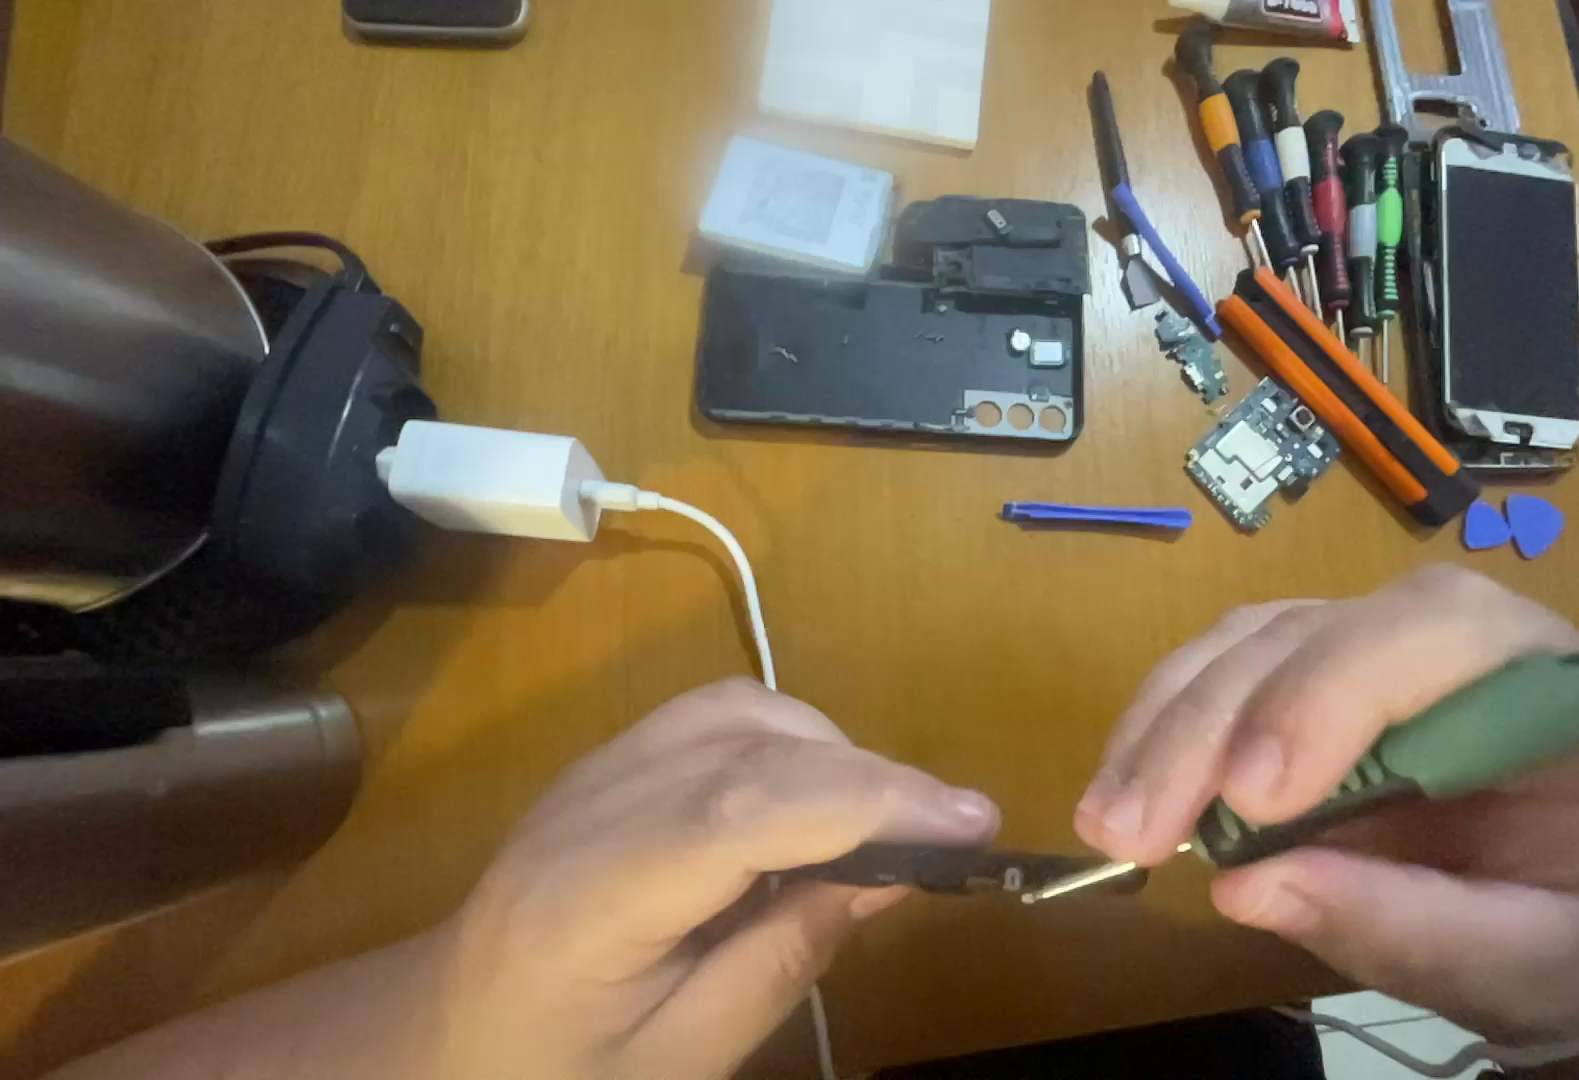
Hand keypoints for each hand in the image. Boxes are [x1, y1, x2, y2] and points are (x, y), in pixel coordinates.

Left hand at [435, 678, 999, 1078]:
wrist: (433, 1035)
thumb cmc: (551, 1073)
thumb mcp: (675, 1062)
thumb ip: (784, 960)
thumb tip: (892, 875)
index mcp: (589, 897)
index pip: (745, 811)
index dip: (868, 800)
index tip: (969, 821)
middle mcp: (593, 801)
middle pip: (756, 747)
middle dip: (875, 777)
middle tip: (956, 824)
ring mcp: (601, 761)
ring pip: (749, 710)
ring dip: (837, 753)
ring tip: (882, 817)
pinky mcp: (619, 750)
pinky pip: (727, 711)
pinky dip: (796, 736)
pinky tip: (815, 787)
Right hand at [1073, 566, 1578, 1041]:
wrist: (1554, 891)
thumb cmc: (1572, 922)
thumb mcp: (1527, 959)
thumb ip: (1406, 925)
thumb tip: (1244, 889)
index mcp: (1539, 677)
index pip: (1429, 636)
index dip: (1328, 699)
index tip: (1251, 802)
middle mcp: (1431, 628)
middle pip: (1299, 642)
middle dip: (1207, 734)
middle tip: (1133, 833)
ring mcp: (1347, 635)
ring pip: (1233, 648)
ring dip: (1160, 731)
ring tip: (1109, 823)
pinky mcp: (1286, 659)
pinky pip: (1204, 668)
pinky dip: (1153, 727)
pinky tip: (1120, 784)